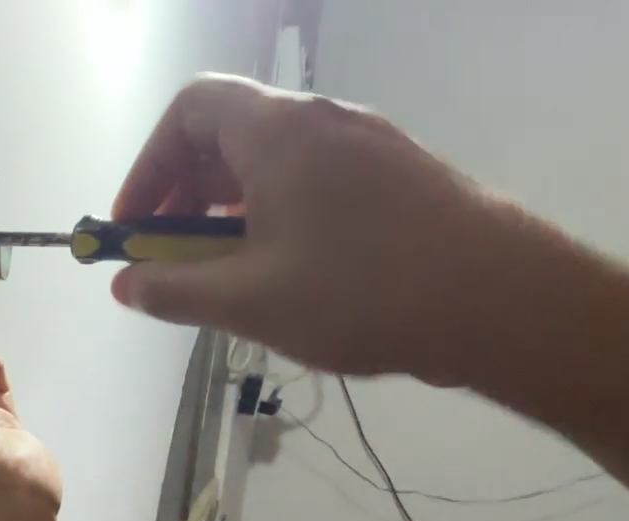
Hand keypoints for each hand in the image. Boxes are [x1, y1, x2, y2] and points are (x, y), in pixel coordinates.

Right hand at [112, 74, 550, 383]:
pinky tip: (268, 272)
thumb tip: (125, 283)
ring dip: (219, 212)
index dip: (147, 166)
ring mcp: (362, 147)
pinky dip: (263, 217)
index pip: (189, 110)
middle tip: (164, 257)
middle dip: (177, 195)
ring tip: (212, 273)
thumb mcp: (244, 300)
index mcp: (279, 133)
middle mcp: (321, 122)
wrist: (503, 302)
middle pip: (224, 134)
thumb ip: (171, 289)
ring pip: (265, 162)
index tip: (133, 227)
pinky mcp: (389, 177)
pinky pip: (303, 181)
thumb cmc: (358, 292)